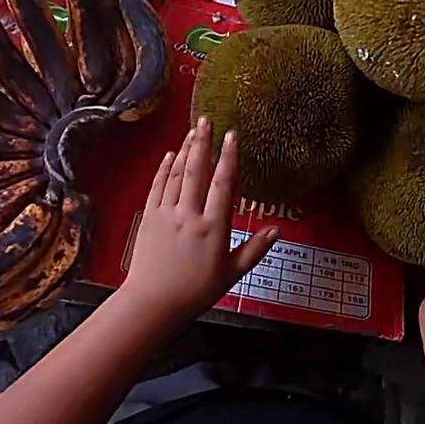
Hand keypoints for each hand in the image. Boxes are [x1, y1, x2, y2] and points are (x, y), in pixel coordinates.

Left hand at [118, 117, 279, 329]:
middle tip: (207, 120)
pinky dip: (164, 168)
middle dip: (203, 142)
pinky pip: (158, 186)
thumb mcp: (231, 273)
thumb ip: (255, 249)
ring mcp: (166, 213)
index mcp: (213, 227)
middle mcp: (189, 214)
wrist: (152, 303)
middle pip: (197, 169)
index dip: (229, 157)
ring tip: (194, 131)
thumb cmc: (194, 292)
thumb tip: (275, 231)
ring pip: (177, 174)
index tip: (232, 137)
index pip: (223, 183)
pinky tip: (170, 155)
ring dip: (186, 150)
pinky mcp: (149, 217)